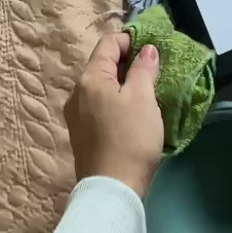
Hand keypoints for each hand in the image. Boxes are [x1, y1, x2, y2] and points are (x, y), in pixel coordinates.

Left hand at [64, 33, 163, 196]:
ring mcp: (76, 115)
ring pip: (102, 86)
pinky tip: (132, 114)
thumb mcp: (143, 97)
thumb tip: (146, 49)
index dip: (132, 40)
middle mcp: (77, 92)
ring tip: (147, 93)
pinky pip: (99, 105)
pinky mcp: (81, 134)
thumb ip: (144, 68)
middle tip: (155, 72)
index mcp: (90, 78)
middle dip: (129, 63)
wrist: (112, 191)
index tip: (154, 51)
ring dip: (124, 83)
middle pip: (104, 64)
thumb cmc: (130, 138)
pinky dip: (116, 101)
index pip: (109, 43)